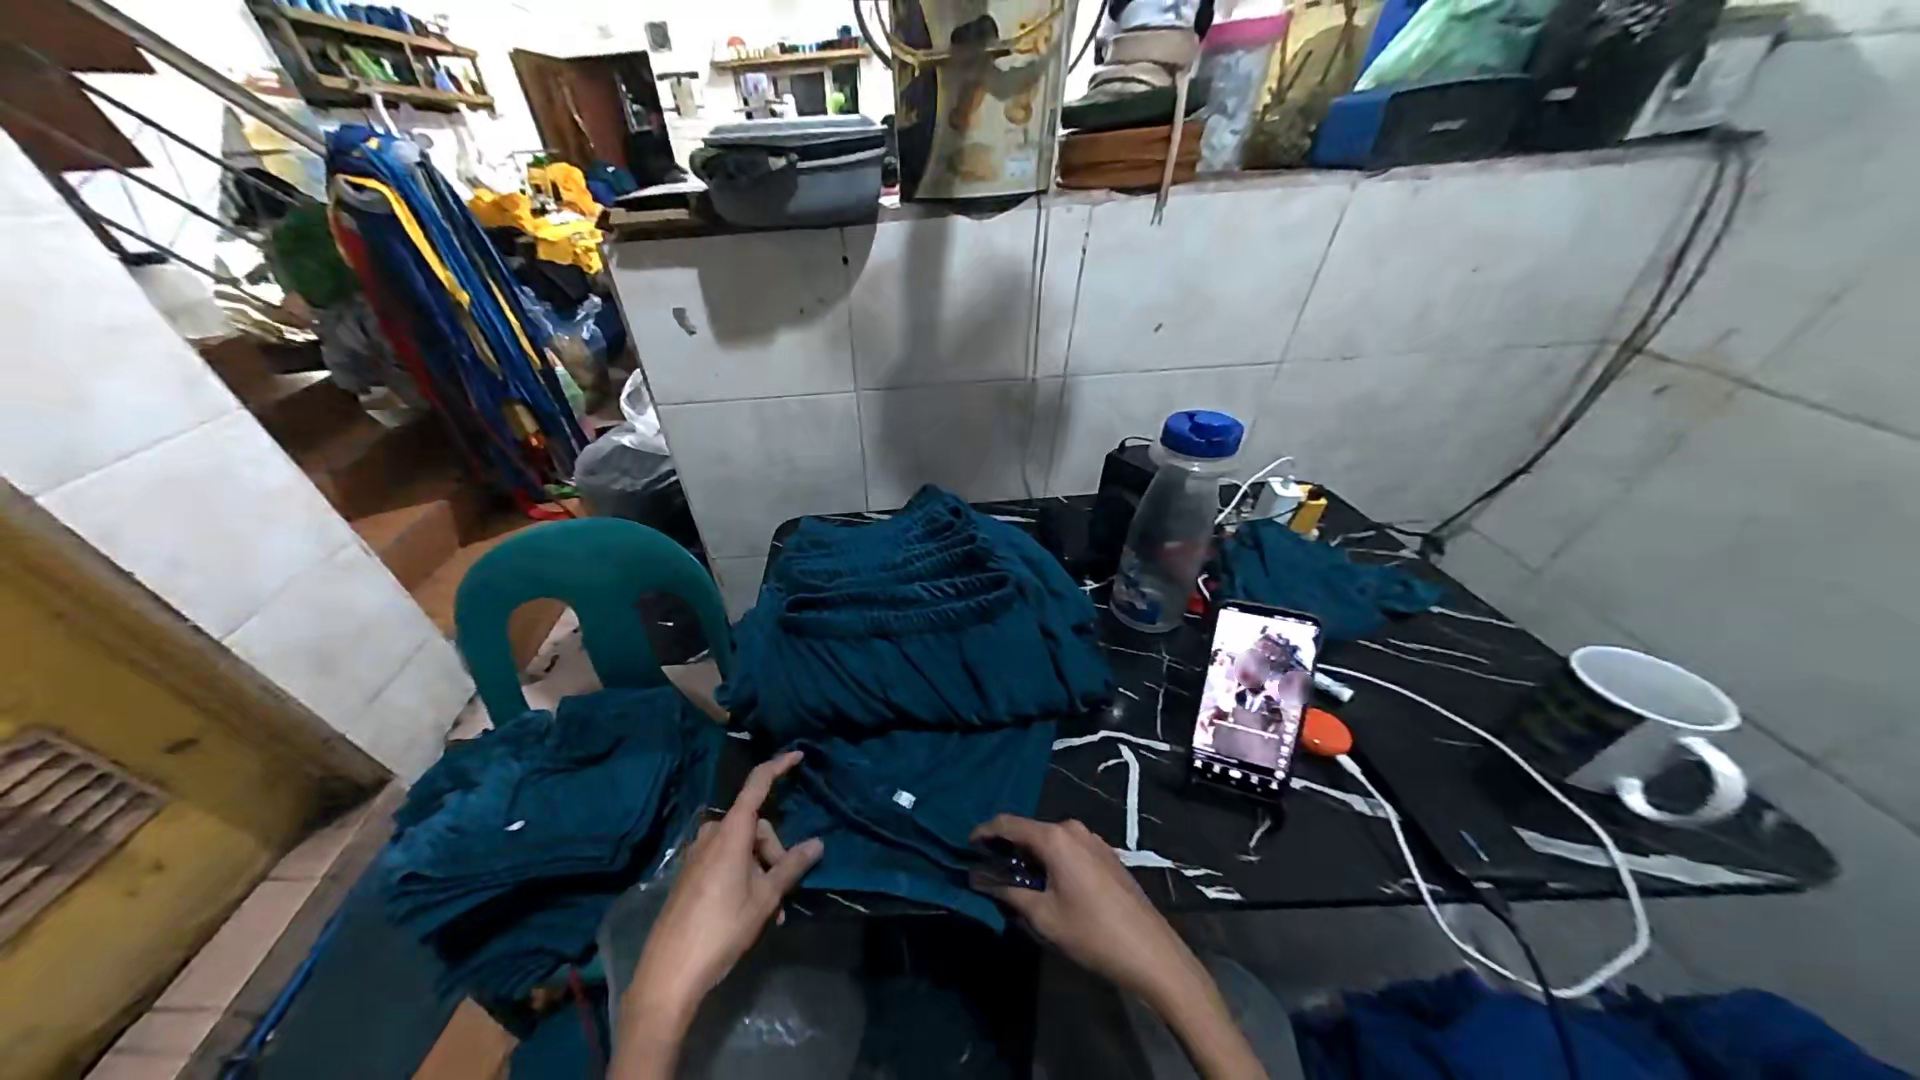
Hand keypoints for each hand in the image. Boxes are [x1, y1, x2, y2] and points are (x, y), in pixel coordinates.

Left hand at [623, 751, 823, 1036]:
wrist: (668, 976)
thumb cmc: (721, 930)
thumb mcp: (764, 898)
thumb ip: (792, 866)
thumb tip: (818, 844)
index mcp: (730, 832)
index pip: (757, 785)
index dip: (778, 766)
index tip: (798, 755)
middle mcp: (711, 835)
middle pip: (757, 827)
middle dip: (775, 853)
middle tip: (784, 892)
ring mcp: (697, 856)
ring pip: (743, 848)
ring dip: (762, 872)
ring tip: (771, 913)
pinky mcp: (690, 875)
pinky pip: (726, 862)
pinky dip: (744, 878)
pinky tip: (751, 912)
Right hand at [969, 815, 1201, 1008]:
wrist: (1151, 952)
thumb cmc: (1091, 933)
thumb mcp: (1042, 917)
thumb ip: (1007, 892)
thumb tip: (978, 879)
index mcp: (1054, 837)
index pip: (1008, 824)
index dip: (984, 832)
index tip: (967, 846)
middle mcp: (1073, 829)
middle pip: (1030, 831)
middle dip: (1007, 848)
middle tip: (988, 870)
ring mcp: (1093, 840)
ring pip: (1049, 841)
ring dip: (1030, 856)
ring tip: (1015, 882)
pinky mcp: (1106, 855)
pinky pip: (1067, 849)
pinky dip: (1050, 861)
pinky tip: (1047, 885)